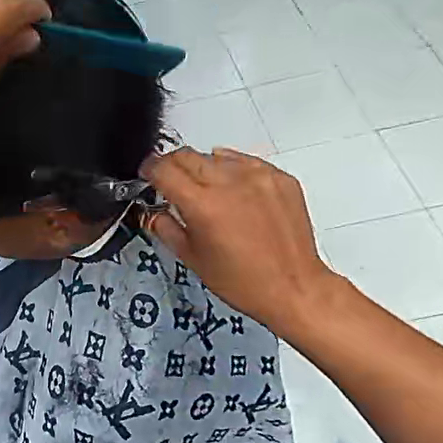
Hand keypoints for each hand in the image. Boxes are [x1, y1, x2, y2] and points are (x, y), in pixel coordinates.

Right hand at [140, 148, 346, 334]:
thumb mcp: (193, 259)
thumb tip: (153, 214)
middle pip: (188, 155)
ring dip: (206, 168)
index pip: (164, 168)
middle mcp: (230, 184)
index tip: (148, 173)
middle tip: (174, 183)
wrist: (293, 287)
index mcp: (203, 205)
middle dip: (174, 166)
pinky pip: (248, 162)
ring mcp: (258, 177)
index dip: (150, 169)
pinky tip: (237, 195)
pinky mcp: (279, 178)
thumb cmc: (247, 283)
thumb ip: (166, 228)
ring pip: (217, 155)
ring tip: (211, 196)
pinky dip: (236, 172)